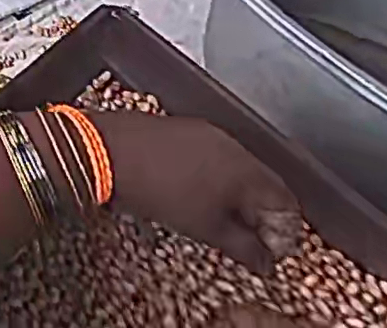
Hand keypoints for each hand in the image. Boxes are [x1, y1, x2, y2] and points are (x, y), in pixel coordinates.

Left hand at [92, 109, 304, 272]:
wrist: (101, 149)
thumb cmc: (158, 190)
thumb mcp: (206, 228)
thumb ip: (246, 248)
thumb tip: (266, 262)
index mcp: (244, 165)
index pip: (286, 201)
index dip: (282, 231)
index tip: (264, 249)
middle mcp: (226, 141)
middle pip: (260, 181)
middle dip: (257, 212)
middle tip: (242, 237)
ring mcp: (197, 128)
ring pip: (231, 166)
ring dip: (231, 192)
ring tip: (213, 215)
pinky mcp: (174, 124)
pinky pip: (205, 152)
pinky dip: (207, 173)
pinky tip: (188, 189)